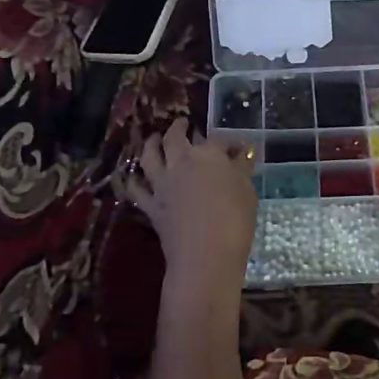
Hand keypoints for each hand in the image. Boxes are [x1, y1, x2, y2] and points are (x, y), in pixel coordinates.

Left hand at [123, 118, 257, 282]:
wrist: (206, 255)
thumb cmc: (235, 221)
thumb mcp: (246, 192)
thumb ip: (241, 171)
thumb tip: (241, 157)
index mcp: (208, 155)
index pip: (218, 141)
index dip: (229, 142)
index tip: (237, 147)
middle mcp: (180, 163)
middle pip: (175, 139)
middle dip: (178, 128)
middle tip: (181, 123)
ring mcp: (162, 184)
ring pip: (149, 156)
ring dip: (151, 144)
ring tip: (153, 138)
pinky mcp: (151, 205)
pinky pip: (136, 189)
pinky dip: (133, 180)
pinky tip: (132, 176)